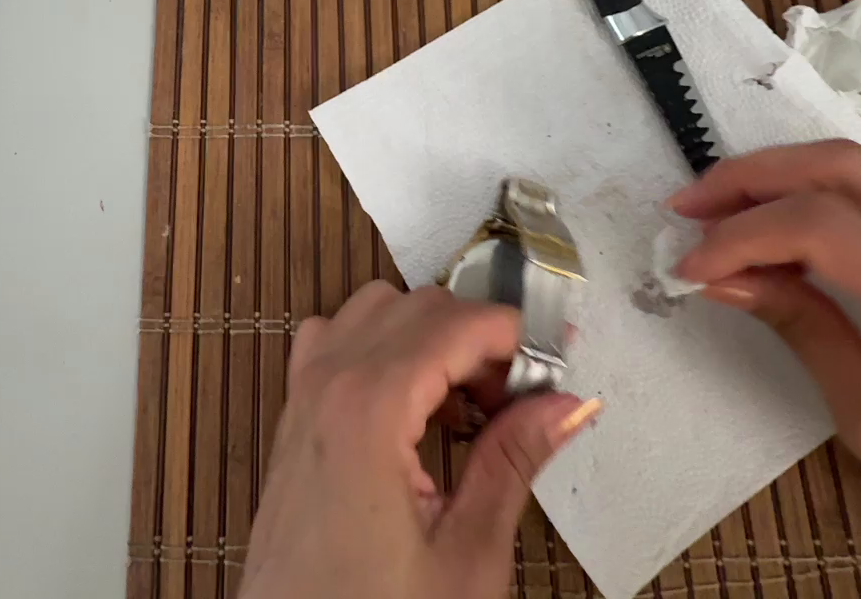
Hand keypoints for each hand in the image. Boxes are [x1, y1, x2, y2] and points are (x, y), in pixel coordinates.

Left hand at [238, 282, 599, 598]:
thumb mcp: (465, 555)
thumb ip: (513, 461)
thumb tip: (566, 403)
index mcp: (369, 407)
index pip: (457, 324)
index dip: (516, 334)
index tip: (554, 361)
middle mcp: (329, 379)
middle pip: (421, 305)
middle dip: (479, 337)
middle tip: (517, 399)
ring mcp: (304, 389)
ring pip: (377, 307)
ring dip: (430, 334)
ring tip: (465, 402)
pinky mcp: (295, 409)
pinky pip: (337, 335)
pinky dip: (380, 341)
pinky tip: (408, 399)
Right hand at [672, 140, 860, 598]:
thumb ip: (805, 333)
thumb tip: (724, 277)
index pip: (823, 227)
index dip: (740, 234)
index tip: (687, 265)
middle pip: (846, 168)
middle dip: (752, 174)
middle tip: (689, 204)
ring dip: (783, 181)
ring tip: (720, 214)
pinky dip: (820, 204)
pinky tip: (782, 238)